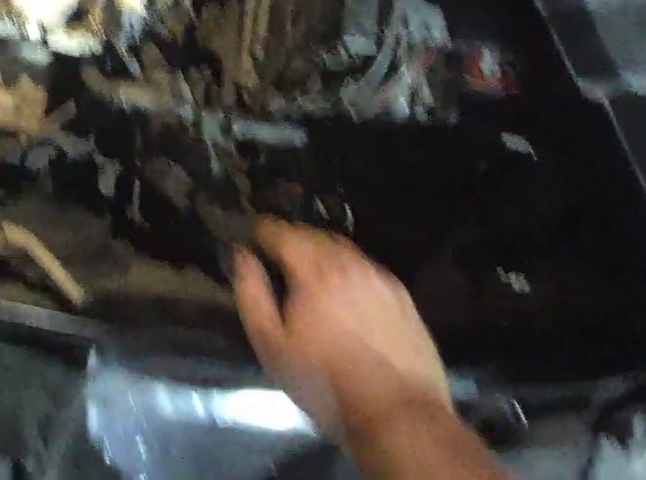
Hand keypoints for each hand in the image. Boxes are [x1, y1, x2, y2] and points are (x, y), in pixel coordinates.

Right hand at [233, 219, 452, 443]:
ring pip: (341, 248)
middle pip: (310, 233)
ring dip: (319, 252)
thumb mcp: (270, 343)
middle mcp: (349, 263)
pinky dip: (346, 270)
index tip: (250, 245)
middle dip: (289, 239)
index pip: (278, 229)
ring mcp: (380, 279)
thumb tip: (242, 256)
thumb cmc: (325, 380)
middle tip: (275, 259)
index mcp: (313, 269)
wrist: (401, 417)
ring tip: (307, 274)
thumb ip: (250, 292)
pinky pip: (365, 268)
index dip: (258, 233)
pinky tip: (342, 293)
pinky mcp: (403, 298)